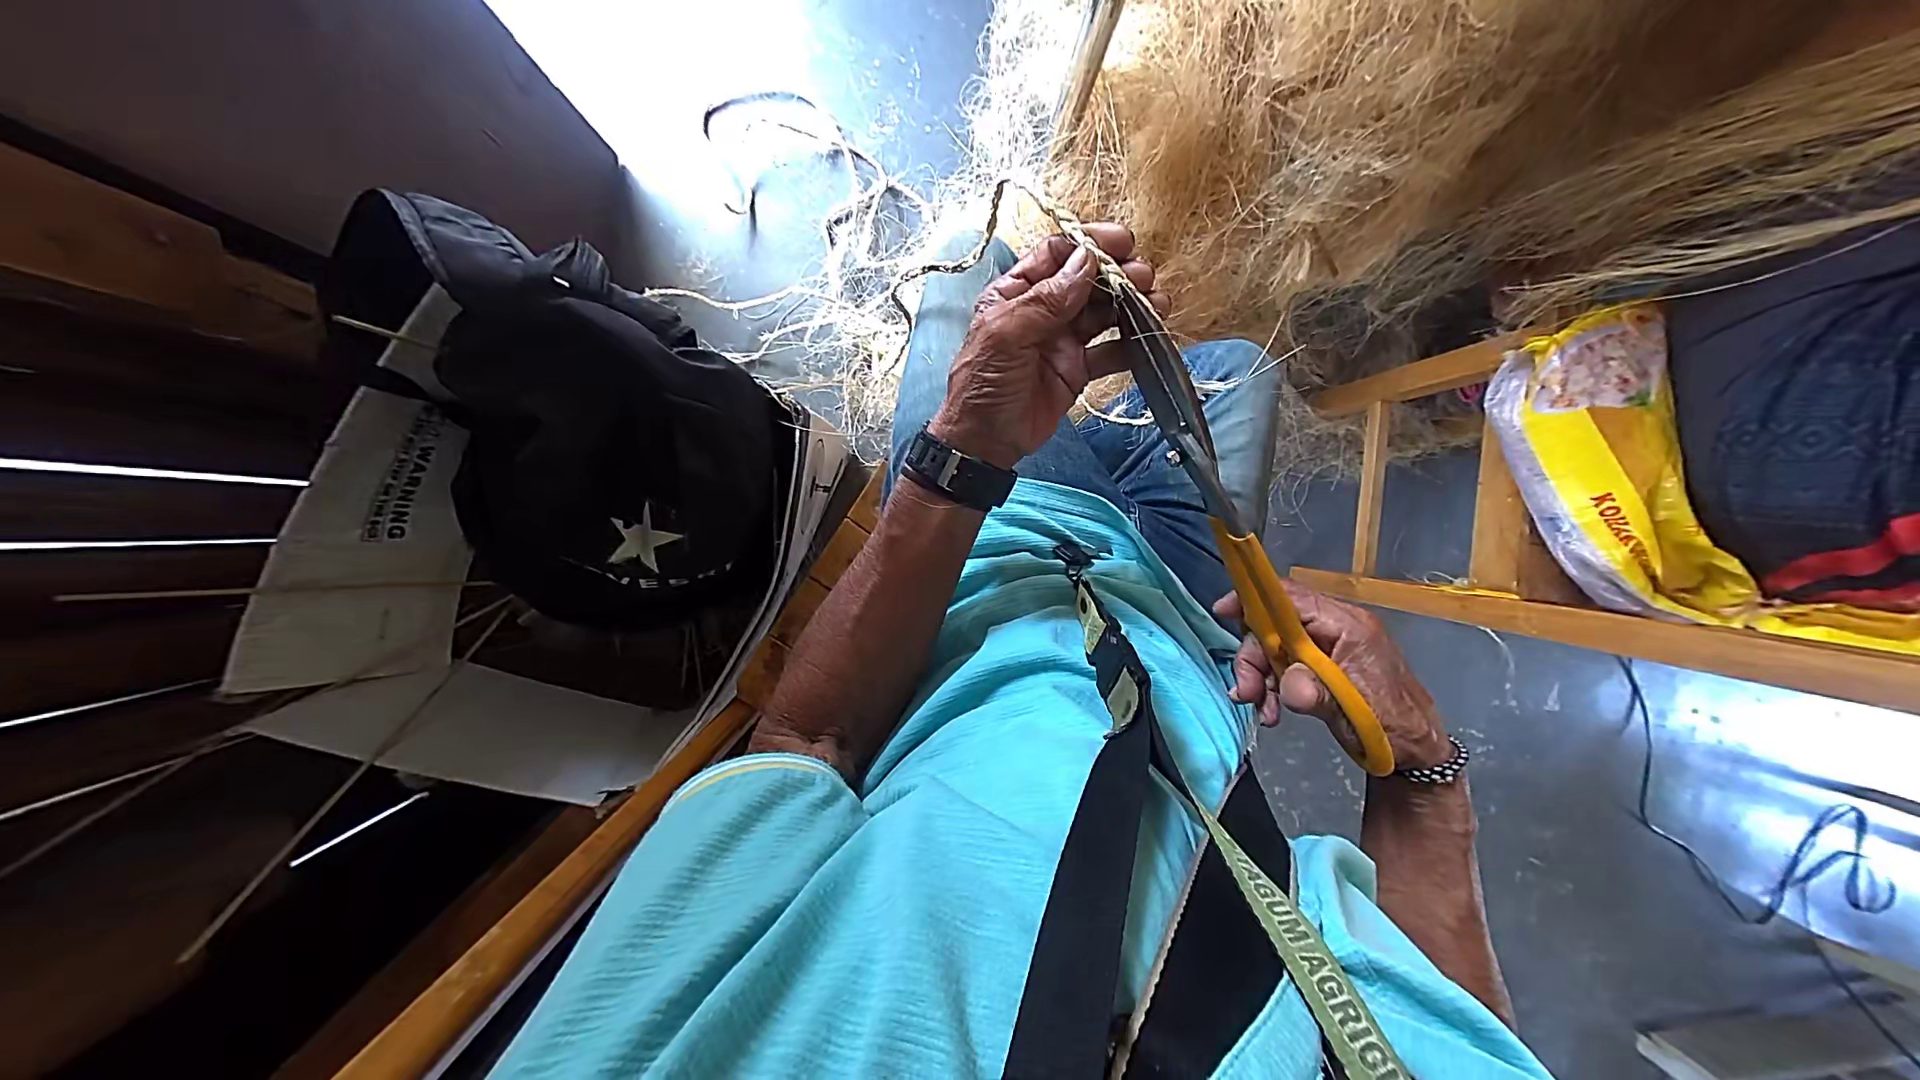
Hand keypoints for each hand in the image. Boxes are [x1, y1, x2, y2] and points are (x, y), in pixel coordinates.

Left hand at [928, 224, 1166, 467]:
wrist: (985, 442)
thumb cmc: (983, 385)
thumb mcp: (1005, 335)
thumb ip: (1046, 300)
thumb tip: (1087, 260)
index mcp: (1017, 293)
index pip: (1058, 254)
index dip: (1091, 244)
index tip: (1123, 243)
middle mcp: (1043, 312)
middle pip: (1088, 280)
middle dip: (1119, 274)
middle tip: (1143, 277)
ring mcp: (1062, 341)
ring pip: (1104, 313)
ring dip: (1132, 305)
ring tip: (1156, 303)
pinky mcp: (1078, 370)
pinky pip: (1109, 351)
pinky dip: (1131, 344)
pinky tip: (1148, 338)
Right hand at [1213, 582, 1451, 769]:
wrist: (1417, 751)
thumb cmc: (1393, 727)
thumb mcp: (1353, 712)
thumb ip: (1318, 695)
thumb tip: (1287, 686)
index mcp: (1347, 626)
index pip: (1291, 597)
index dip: (1254, 600)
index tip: (1223, 611)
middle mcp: (1335, 627)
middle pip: (1274, 625)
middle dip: (1253, 657)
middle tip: (1246, 691)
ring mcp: (1327, 644)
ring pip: (1274, 646)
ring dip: (1260, 676)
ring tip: (1262, 708)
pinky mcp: (1321, 662)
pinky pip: (1284, 662)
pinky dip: (1271, 684)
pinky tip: (1271, 709)